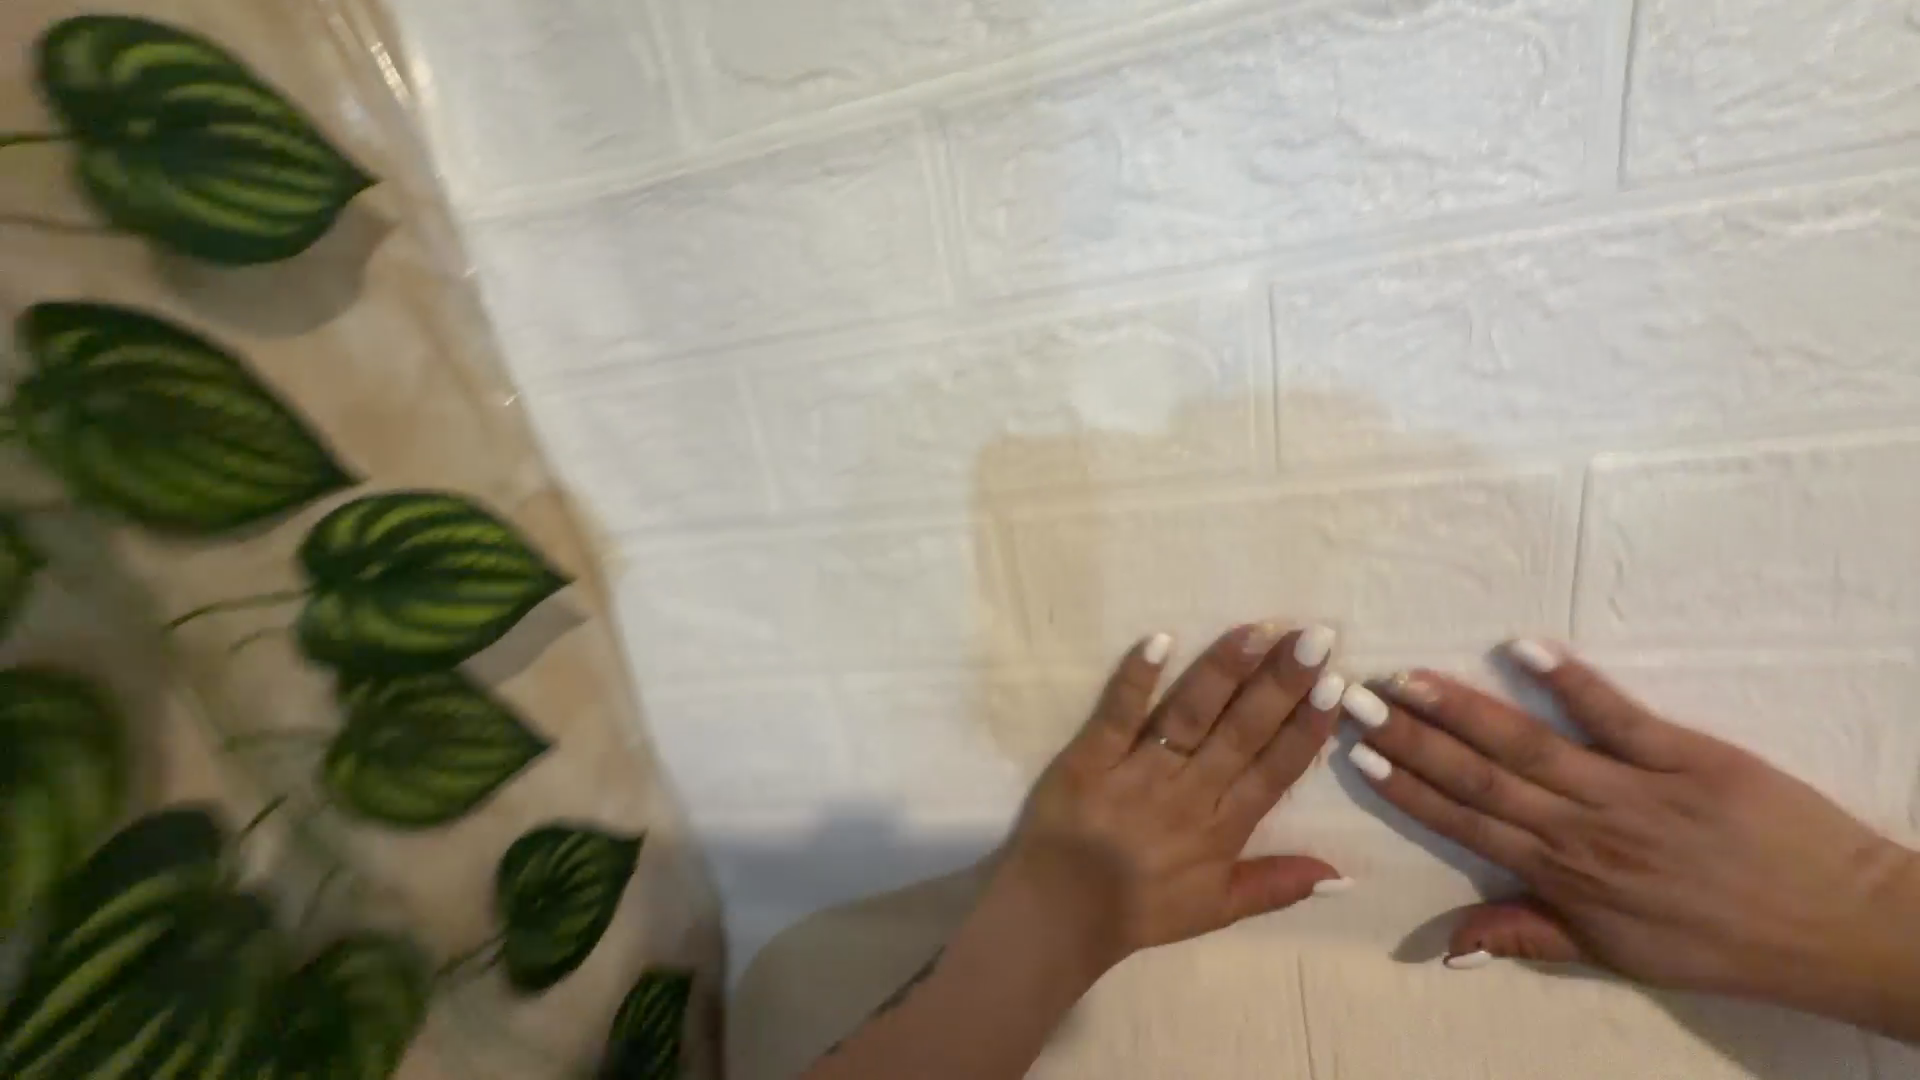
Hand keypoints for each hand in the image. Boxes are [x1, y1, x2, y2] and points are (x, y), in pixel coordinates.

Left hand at [997, 622, 1348, 972]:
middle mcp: (1189, 793)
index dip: (1306, 728)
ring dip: (1223, 673)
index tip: (1336, 685)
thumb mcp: (1215, 910)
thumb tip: (1344, 875)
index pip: (1275, 771)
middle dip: (1281, 684)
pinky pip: (1118, 713)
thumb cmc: (1140, 907)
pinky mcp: (1091, 757)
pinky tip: (1160, 641)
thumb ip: (1276, 886)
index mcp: (1223, 829)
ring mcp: (1139, 772)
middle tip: (1313, 636)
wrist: (1060, 911)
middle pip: (1242, 732)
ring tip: (1255, 630)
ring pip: (1189, 715)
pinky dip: (1138, 679)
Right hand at [1345, 640, 1919, 1032]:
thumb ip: (1527, 934)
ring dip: (1463, 709)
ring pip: (1528, 744)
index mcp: (1562, 874)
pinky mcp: (1688, 758)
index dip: (1407, 786)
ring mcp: (1632, 791)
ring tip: (1408, 677)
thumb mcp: (1619, 956)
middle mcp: (1582, 830)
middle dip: (1411, 736)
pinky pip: (1619, 716)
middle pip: (1478, 776)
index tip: (1357, 752)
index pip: (1463, 821)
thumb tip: (1445, 945)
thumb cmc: (1721, 944)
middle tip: (1355, 699)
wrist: (1856, 932)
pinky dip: (1571, 682)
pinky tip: (1523, 648)